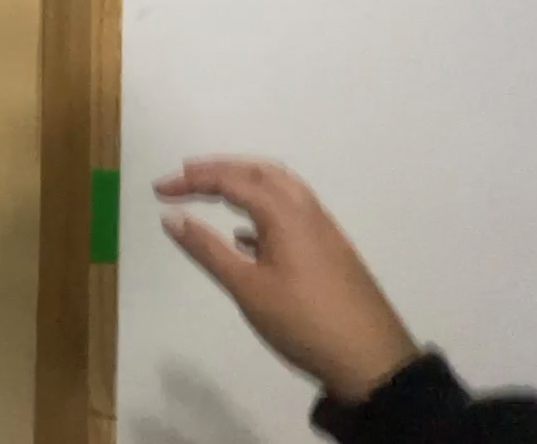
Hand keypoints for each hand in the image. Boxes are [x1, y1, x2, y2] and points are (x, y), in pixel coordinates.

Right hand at [155, 157, 420, 402]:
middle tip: (185, 176)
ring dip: (244, 183)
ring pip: (282, 189)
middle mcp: (308, 214)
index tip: (158, 191)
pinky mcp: (334, 254)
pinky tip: (246, 235)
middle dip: (219, 168)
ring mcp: (326, 234)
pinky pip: (293, 211)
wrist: (378, 369)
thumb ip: (205, 248)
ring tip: (213, 193)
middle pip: (260, 172)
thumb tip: (170, 216)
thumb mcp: (245, 287)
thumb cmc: (304, 322)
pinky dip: (263, 206)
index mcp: (285, 216)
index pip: (229, 181)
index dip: (190, 180)